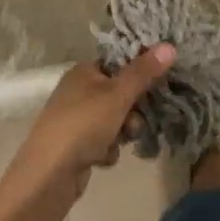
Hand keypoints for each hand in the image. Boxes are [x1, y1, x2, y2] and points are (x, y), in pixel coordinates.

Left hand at [15, 45, 176, 194]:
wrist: (50, 174)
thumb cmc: (83, 125)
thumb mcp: (117, 95)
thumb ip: (144, 72)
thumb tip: (169, 46)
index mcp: (84, 72)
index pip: (120, 63)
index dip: (140, 74)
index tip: (157, 86)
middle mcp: (78, 91)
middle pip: (121, 95)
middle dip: (133, 112)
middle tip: (133, 122)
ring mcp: (77, 119)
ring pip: (116, 120)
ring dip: (122, 133)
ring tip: (117, 142)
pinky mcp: (77, 144)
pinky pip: (105, 141)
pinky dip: (107, 149)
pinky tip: (100, 158)